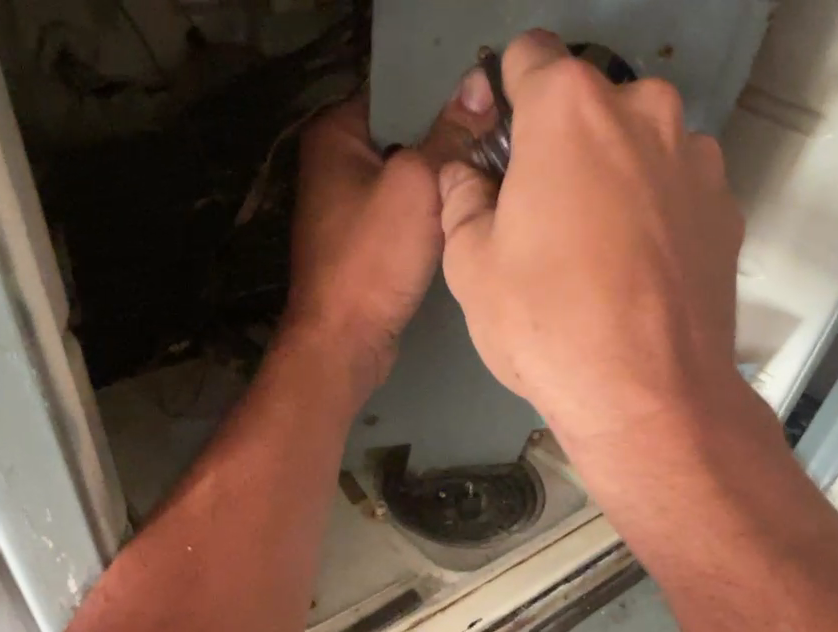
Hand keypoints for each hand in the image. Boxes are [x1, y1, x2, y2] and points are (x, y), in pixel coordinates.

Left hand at [279, 83, 494, 406]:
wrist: (345, 341)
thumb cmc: (372, 258)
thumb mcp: (418, 185)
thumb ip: (450, 135)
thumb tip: (481, 85)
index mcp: (335, 133)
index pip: (401, 92)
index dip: (446, 96)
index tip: (493, 105)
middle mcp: (336, 162)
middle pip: (408, 135)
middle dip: (451, 141)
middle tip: (502, 143)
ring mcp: (349, 206)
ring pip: (412, 178)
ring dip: (446, 181)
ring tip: (493, 176)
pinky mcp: (366, 243)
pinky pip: (409, 213)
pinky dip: (434, 214)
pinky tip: (466, 216)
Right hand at [436, 31, 744, 444]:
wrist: (648, 395)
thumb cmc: (545, 323)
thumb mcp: (469, 266)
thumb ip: (461, 201)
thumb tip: (466, 178)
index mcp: (569, 109)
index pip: (530, 56)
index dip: (507, 94)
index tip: (504, 143)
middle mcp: (643, 110)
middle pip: (590, 104)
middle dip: (562, 142)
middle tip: (544, 214)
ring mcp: (695, 157)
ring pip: (639, 146)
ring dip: (614, 175)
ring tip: (597, 252)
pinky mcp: (726, 207)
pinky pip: (675, 189)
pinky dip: (654, 211)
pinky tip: (637, 272)